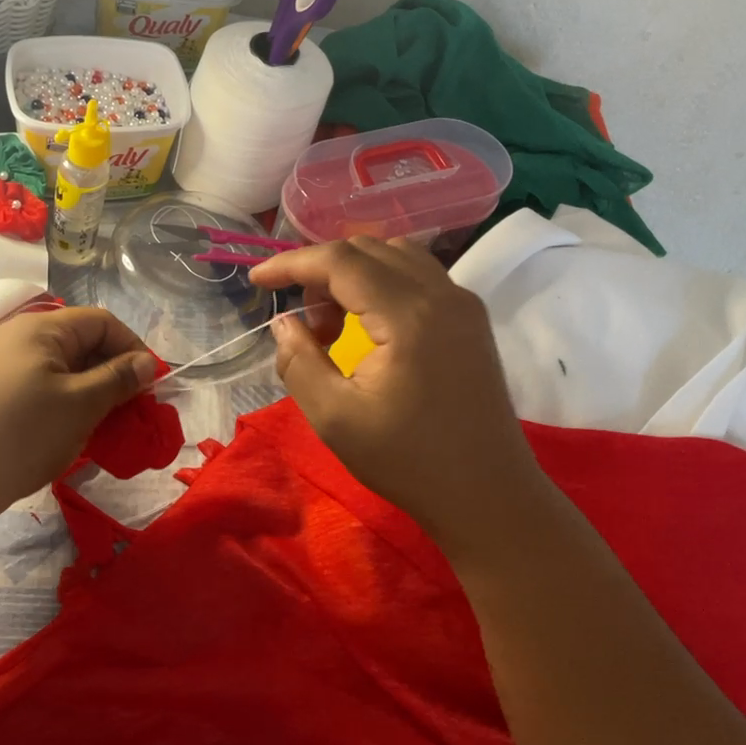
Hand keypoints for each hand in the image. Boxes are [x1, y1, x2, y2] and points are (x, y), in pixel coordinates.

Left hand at [0, 306, 155, 522]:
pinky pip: (34, 382)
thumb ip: (118, 378)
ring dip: (86, 388)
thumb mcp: (81, 405)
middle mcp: (12, 334)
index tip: (150, 386)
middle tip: (128, 410)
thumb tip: (147, 362)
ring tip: (100, 423)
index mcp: (38, 327)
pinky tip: (64, 429)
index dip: (132, 348)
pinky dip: (59, 399)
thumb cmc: (22, 436)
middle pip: (77, 340)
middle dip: (110, 370)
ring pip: (56, 365)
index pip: (101, 321)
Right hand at [249, 237, 543, 544]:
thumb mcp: (334, 418)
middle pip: (368, 249)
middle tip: (298, 319)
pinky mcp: (470, 320)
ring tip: (330, 325)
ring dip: (351, 275)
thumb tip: (284, 322)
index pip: (340, 261)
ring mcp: (462, 304)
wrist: (489, 495)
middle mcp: (441, 294)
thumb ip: (299, 361)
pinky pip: (417, 276)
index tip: (256, 280)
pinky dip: (380, 285)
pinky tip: (366, 328)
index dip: (291, 264)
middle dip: (320, 271)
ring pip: (394, 257)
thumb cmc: (408, 461)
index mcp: (409, 314)